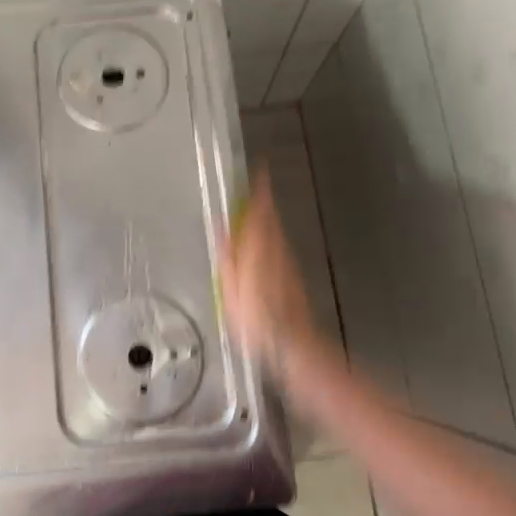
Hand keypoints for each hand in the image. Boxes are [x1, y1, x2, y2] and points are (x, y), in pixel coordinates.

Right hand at [220, 166, 321, 377]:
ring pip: (277, 233)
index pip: (261, 212)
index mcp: (260, 249)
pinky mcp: (293, 275)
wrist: (292, 342)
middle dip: (265, 203)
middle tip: (257, 189)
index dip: (261, 192)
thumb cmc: (255, 318)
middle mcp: (278, 250)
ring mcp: (288, 262)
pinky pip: (280, 246)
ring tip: (257, 212)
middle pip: (272, 220)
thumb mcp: (230, 288)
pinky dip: (272, 237)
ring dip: (268, 220)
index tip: (261, 173)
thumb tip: (221, 226)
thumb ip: (227, 254)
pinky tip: (264, 245)